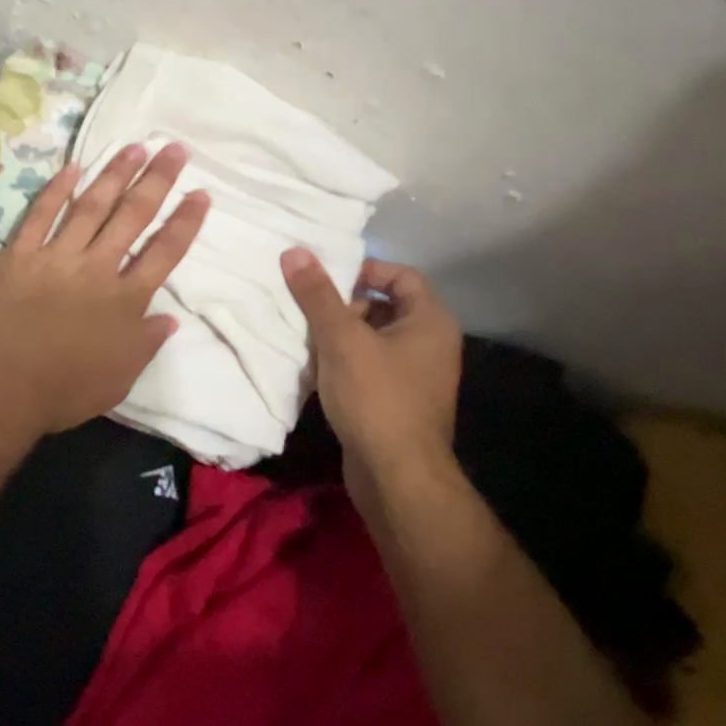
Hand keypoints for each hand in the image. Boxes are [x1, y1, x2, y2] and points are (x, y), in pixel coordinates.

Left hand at [0, 143, 209, 436]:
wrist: (1, 385)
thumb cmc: (64, 390)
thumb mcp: (120, 378)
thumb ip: (145, 343)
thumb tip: (169, 318)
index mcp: (126, 301)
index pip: (164, 253)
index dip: (185, 222)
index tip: (201, 193)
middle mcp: (96, 269)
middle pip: (132, 217)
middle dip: (156, 181)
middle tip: (174, 148)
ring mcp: (56, 257)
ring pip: (91, 206)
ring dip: (114, 175)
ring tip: (134, 146)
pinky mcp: (18, 255)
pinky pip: (40, 215)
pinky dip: (56, 190)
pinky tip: (73, 166)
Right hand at [280, 249, 462, 481]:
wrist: (397, 474)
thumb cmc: (376, 397)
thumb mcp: (341, 340)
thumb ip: (317, 295)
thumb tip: (295, 251)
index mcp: (430, 321)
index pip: (400, 275)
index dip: (362, 270)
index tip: (323, 280)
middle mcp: (430, 343)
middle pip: (383, 306)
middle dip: (342, 306)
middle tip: (308, 313)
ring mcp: (416, 375)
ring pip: (371, 339)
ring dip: (337, 336)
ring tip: (304, 341)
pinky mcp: (398, 400)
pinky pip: (369, 367)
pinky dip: (342, 363)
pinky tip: (314, 372)